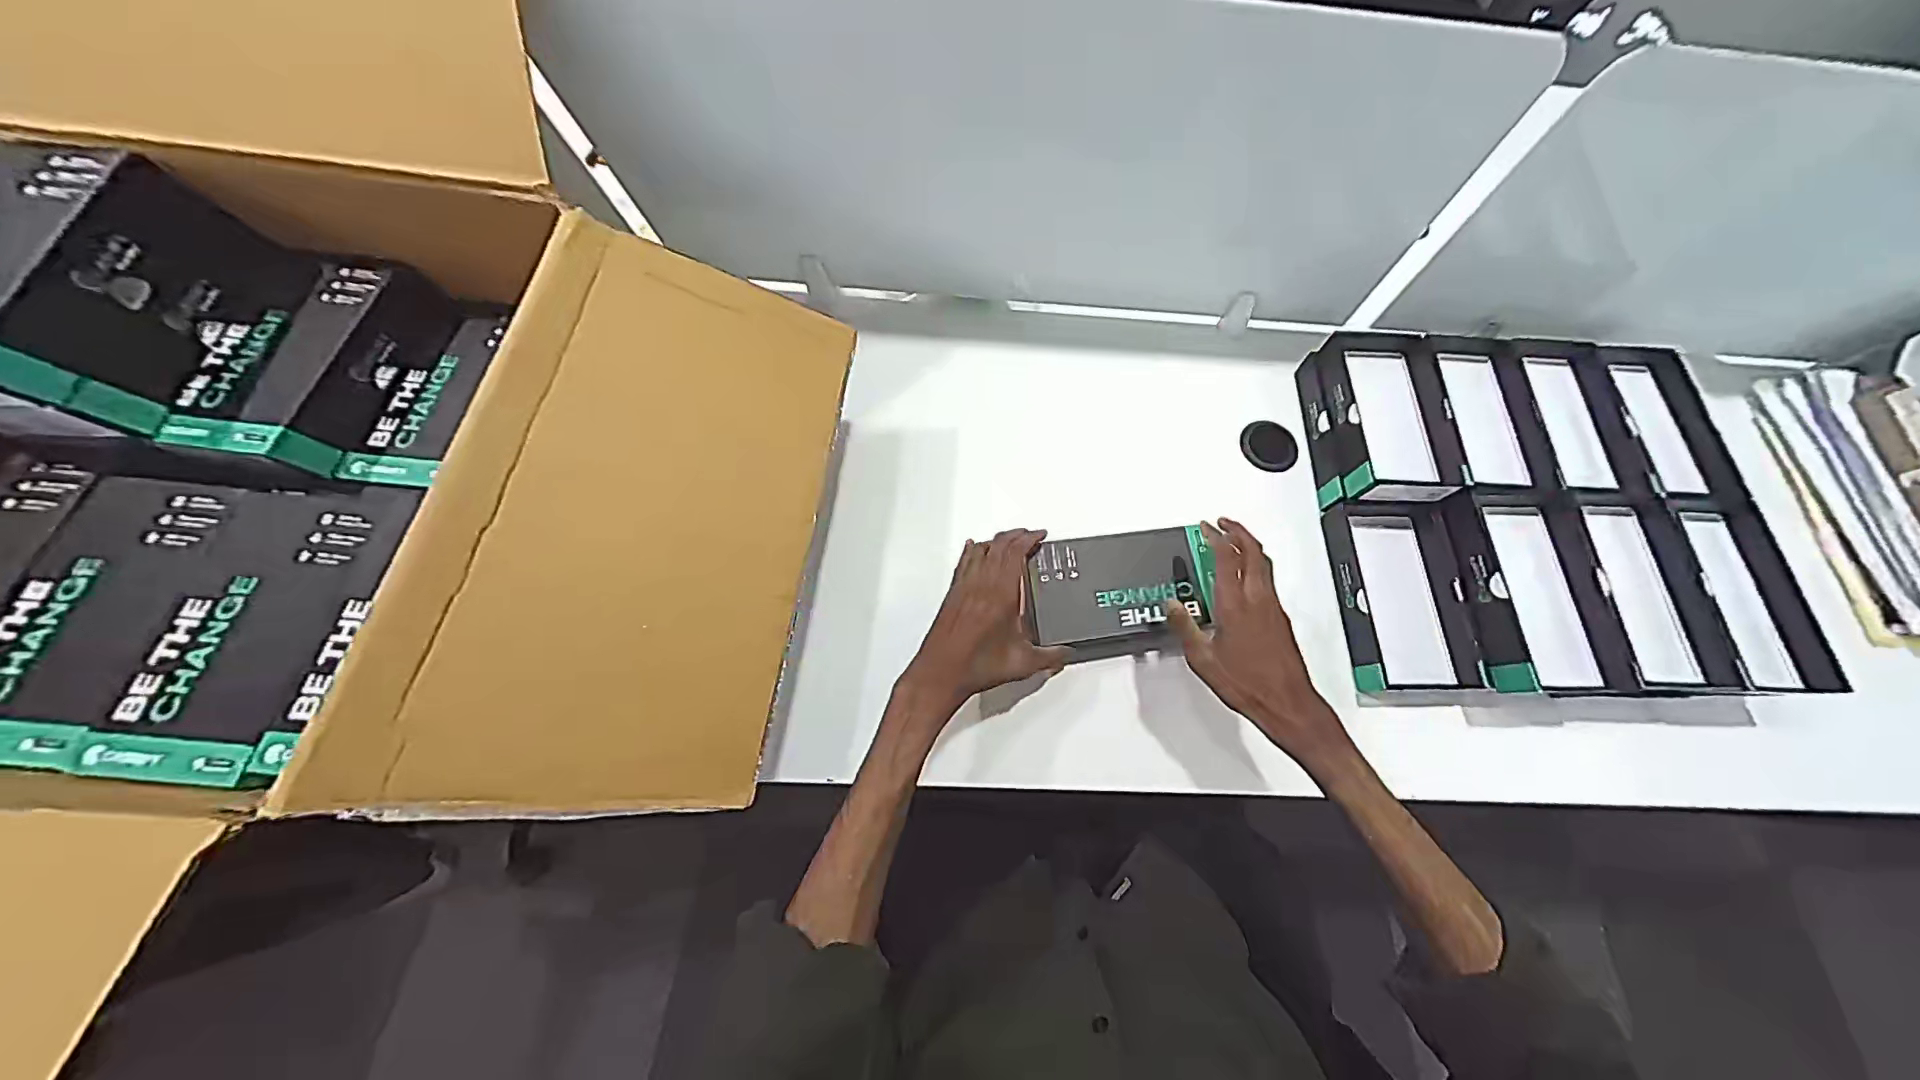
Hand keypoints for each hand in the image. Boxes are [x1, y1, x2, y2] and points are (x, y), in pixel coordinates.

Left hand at [895, 529, 1071, 723]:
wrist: (941, 673)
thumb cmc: (973, 665)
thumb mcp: (1022, 663)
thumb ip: (1049, 657)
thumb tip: (1064, 654)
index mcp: (1001, 594)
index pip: (1016, 553)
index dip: (1029, 539)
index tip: (1039, 535)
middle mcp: (981, 585)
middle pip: (998, 546)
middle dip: (1016, 536)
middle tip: (1028, 535)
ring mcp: (964, 587)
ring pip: (980, 550)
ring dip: (996, 541)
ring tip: (1006, 540)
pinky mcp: (952, 595)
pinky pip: (964, 562)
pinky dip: (972, 550)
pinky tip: (972, 548)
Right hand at [1166, 518, 1356, 775]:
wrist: (1287, 703)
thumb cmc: (1249, 685)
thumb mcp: (1202, 659)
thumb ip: (1185, 627)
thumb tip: (1172, 605)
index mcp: (1235, 606)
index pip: (1227, 558)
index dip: (1216, 538)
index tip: (1206, 527)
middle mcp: (1258, 601)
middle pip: (1253, 552)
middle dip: (1237, 532)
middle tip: (1222, 523)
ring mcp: (1273, 608)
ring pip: (1265, 563)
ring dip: (1249, 546)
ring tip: (1235, 539)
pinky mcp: (1281, 619)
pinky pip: (1269, 579)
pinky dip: (1257, 565)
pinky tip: (1247, 574)